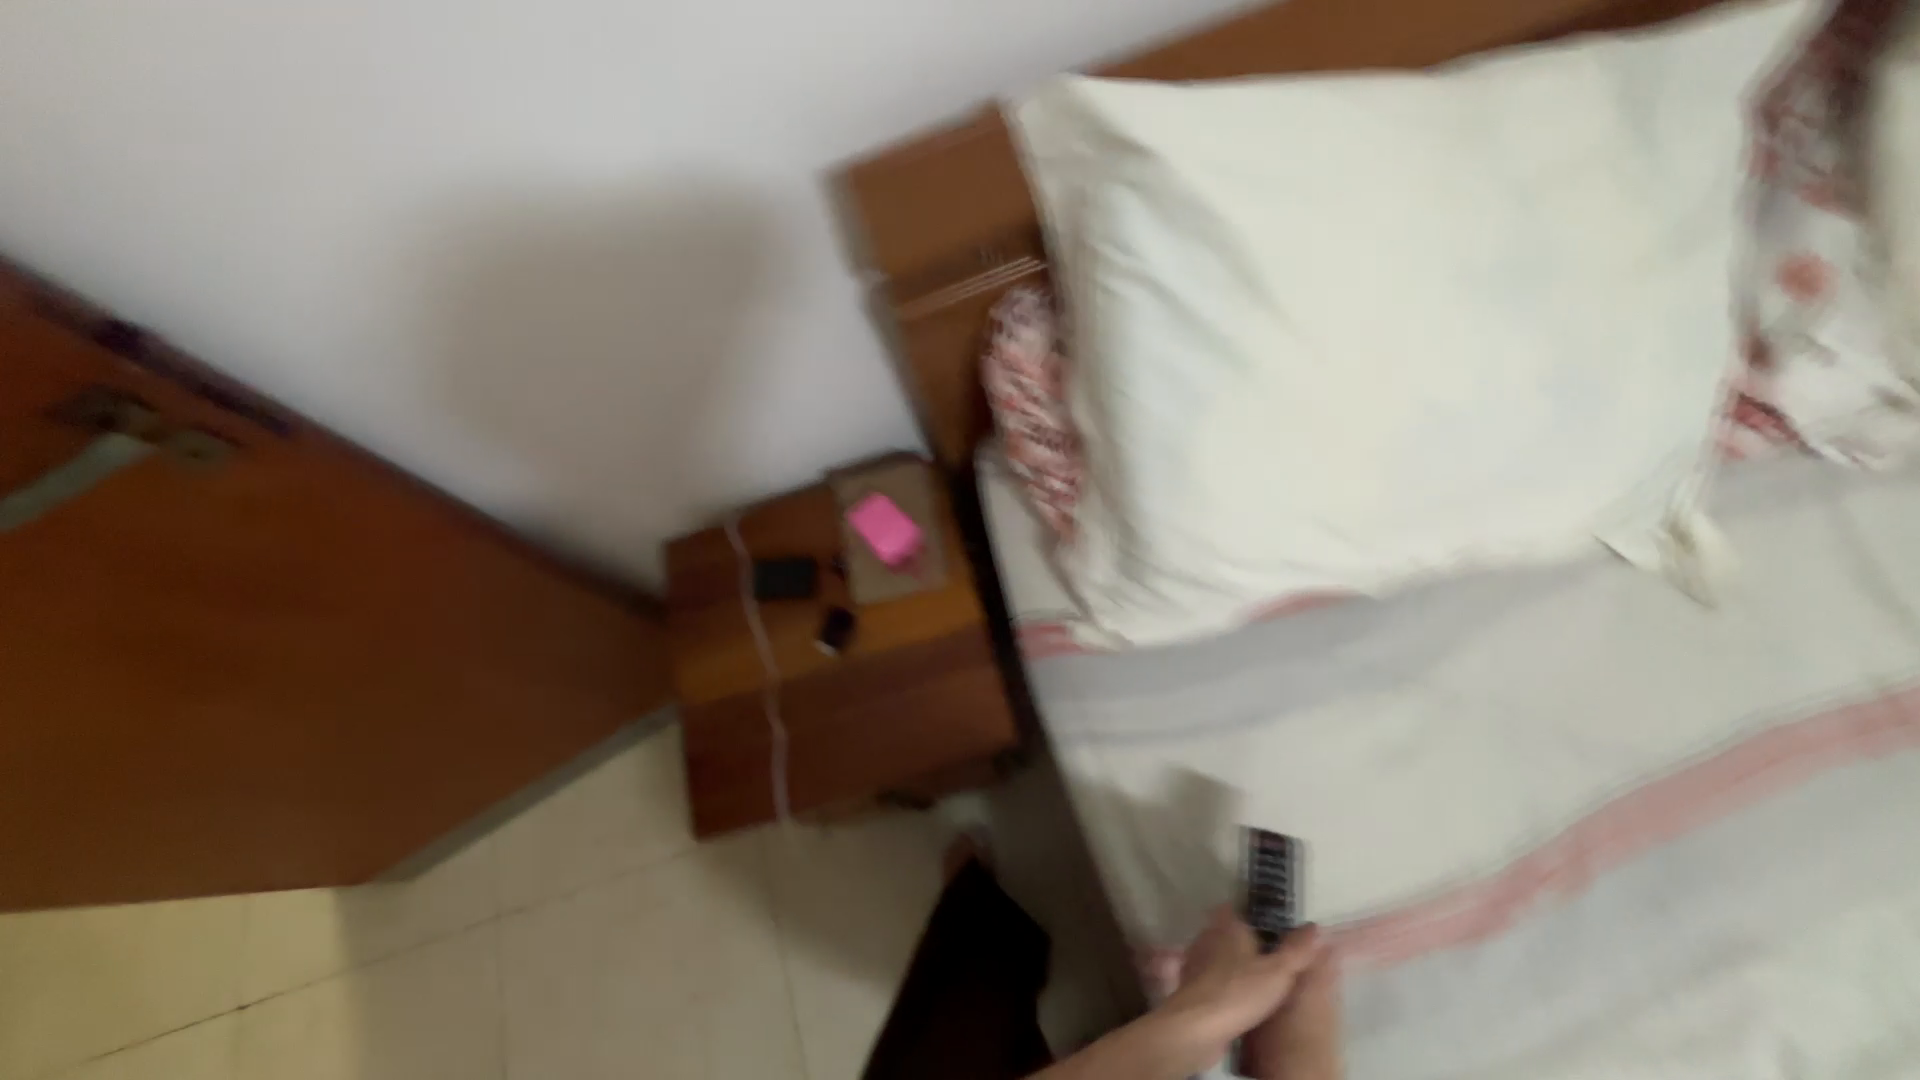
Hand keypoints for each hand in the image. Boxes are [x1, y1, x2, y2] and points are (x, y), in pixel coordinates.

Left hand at [1153, 909, 1324, 1076]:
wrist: (1199, 1025)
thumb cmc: (1240, 991)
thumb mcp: (1278, 972)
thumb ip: (1296, 949)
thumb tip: (1314, 926)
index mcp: (1228, 925)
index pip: (1235, 906)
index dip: (1250, 911)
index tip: (1268, 921)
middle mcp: (1207, 935)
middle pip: (1224, 928)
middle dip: (1242, 936)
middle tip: (1266, 950)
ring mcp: (1194, 958)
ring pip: (1214, 950)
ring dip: (1229, 958)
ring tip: (1252, 972)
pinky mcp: (1189, 983)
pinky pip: (1206, 973)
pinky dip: (1218, 978)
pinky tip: (1233, 992)